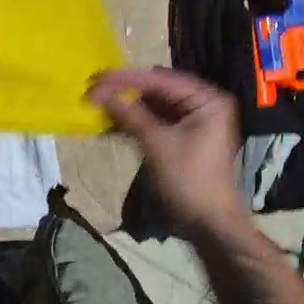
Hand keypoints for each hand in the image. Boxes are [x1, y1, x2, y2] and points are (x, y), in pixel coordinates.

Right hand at [89, 68, 246, 239]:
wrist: (208, 223)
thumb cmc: (189, 179)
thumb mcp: (157, 143)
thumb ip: (130, 114)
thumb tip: (101, 94)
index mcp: (206, 100)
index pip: (161, 80)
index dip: (127, 79)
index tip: (97, 80)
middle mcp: (202, 105)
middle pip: (157, 91)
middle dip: (125, 92)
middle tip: (94, 91)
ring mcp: (192, 122)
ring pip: (153, 107)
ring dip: (127, 108)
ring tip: (97, 105)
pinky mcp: (181, 139)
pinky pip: (154, 123)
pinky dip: (134, 123)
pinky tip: (110, 124)